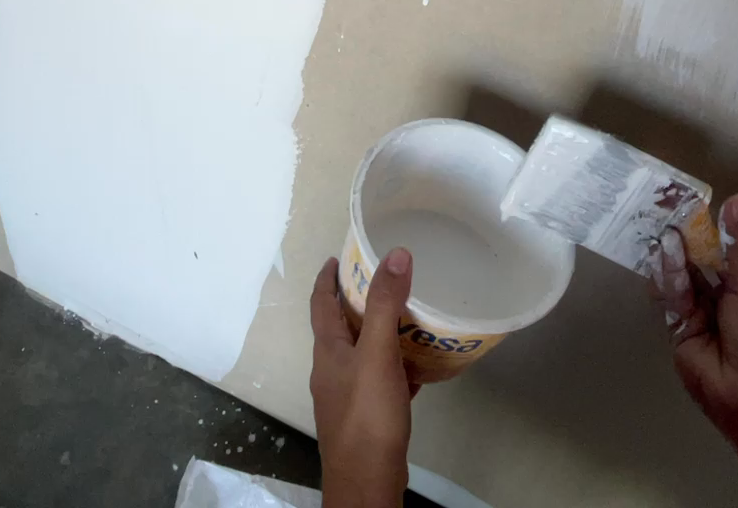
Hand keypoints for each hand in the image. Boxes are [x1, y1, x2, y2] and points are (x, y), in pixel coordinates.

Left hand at [310, 251, 414, 507]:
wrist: (366, 483)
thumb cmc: (367, 414)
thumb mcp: (377, 352)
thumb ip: (385, 304)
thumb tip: (395, 252)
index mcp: (327, 350)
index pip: (321, 302)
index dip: (327, 277)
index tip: (338, 256)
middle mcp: (332, 369)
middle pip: (342, 326)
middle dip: (359, 301)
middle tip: (386, 280)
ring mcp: (347, 395)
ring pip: (362, 352)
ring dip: (379, 332)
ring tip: (407, 316)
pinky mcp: (365, 416)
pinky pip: (379, 379)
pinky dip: (394, 366)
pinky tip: (417, 367)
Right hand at [649, 195, 737, 507]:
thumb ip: (736, 244)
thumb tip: (736, 197)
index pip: (716, 251)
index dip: (701, 230)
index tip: (683, 203)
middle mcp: (717, 299)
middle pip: (692, 263)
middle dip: (680, 241)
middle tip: (662, 212)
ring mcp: (696, 316)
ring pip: (677, 279)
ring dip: (674, 260)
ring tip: (669, 240)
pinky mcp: (677, 333)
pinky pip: (669, 301)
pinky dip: (667, 284)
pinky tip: (666, 264)